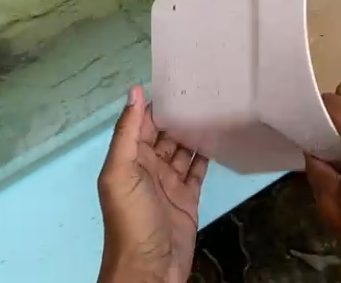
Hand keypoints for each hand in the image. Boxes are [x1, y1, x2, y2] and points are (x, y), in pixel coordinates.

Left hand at [97, 85, 208, 282]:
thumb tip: (134, 90)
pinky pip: (198, 168)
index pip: (143, 123)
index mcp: (130, 160)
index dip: (157, 101)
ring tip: (216, 103)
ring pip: (183, 147)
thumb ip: (128, 132)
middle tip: (204, 85)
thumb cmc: (131, 219)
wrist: (149, 270)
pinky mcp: (188, 196)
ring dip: (195, 129)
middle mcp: (149, 167)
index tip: (179, 77)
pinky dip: (207, 152)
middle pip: (165, 132)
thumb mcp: (121, 172)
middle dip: (179, 112)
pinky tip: (219, 134)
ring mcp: (170, 182)